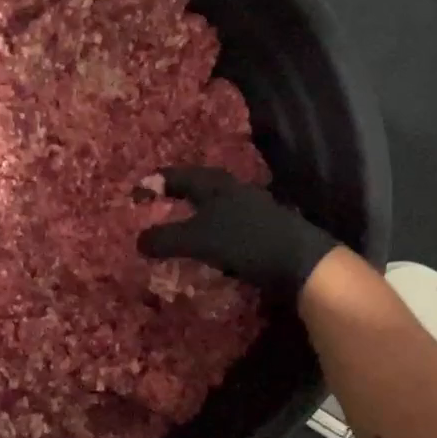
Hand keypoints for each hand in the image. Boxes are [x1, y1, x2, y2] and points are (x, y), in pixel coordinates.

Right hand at [137, 167, 339, 298]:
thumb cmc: (244, 241)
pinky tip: (209, 246)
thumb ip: (165, 239)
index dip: (155, 182)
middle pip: (200, 185)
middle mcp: (233, 190)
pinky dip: (212, 232)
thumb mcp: (197, 240)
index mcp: (215, 185)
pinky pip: (228, 226)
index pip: (178, 176)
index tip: (136, 190)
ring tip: (180, 224)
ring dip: (196, 212)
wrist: (299, 261)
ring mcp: (252, 209)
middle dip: (178, 192)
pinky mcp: (263, 230)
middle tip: (159, 200)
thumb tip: (138, 242)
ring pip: (216, 205)